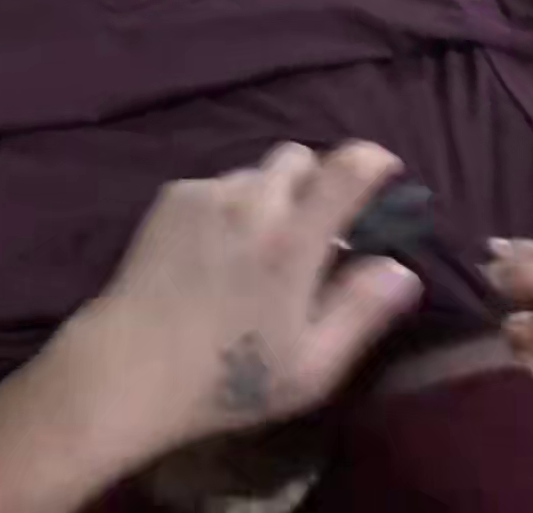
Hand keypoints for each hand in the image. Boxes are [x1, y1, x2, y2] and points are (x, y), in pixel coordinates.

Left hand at [52, 141, 423, 459]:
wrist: (131, 361)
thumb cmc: (229, 375)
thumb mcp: (312, 363)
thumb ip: (362, 309)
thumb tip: (401, 268)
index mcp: (291, 241)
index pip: (342, 172)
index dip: (370, 158)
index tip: (382, 166)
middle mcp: (250, 201)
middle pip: (296, 157)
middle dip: (314, 180)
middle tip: (309, 227)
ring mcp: (206, 192)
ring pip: (254, 173)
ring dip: (268, 197)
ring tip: (251, 249)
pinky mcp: (173, 194)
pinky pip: (217, 185)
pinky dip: (229, 205)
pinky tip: (211, 250)